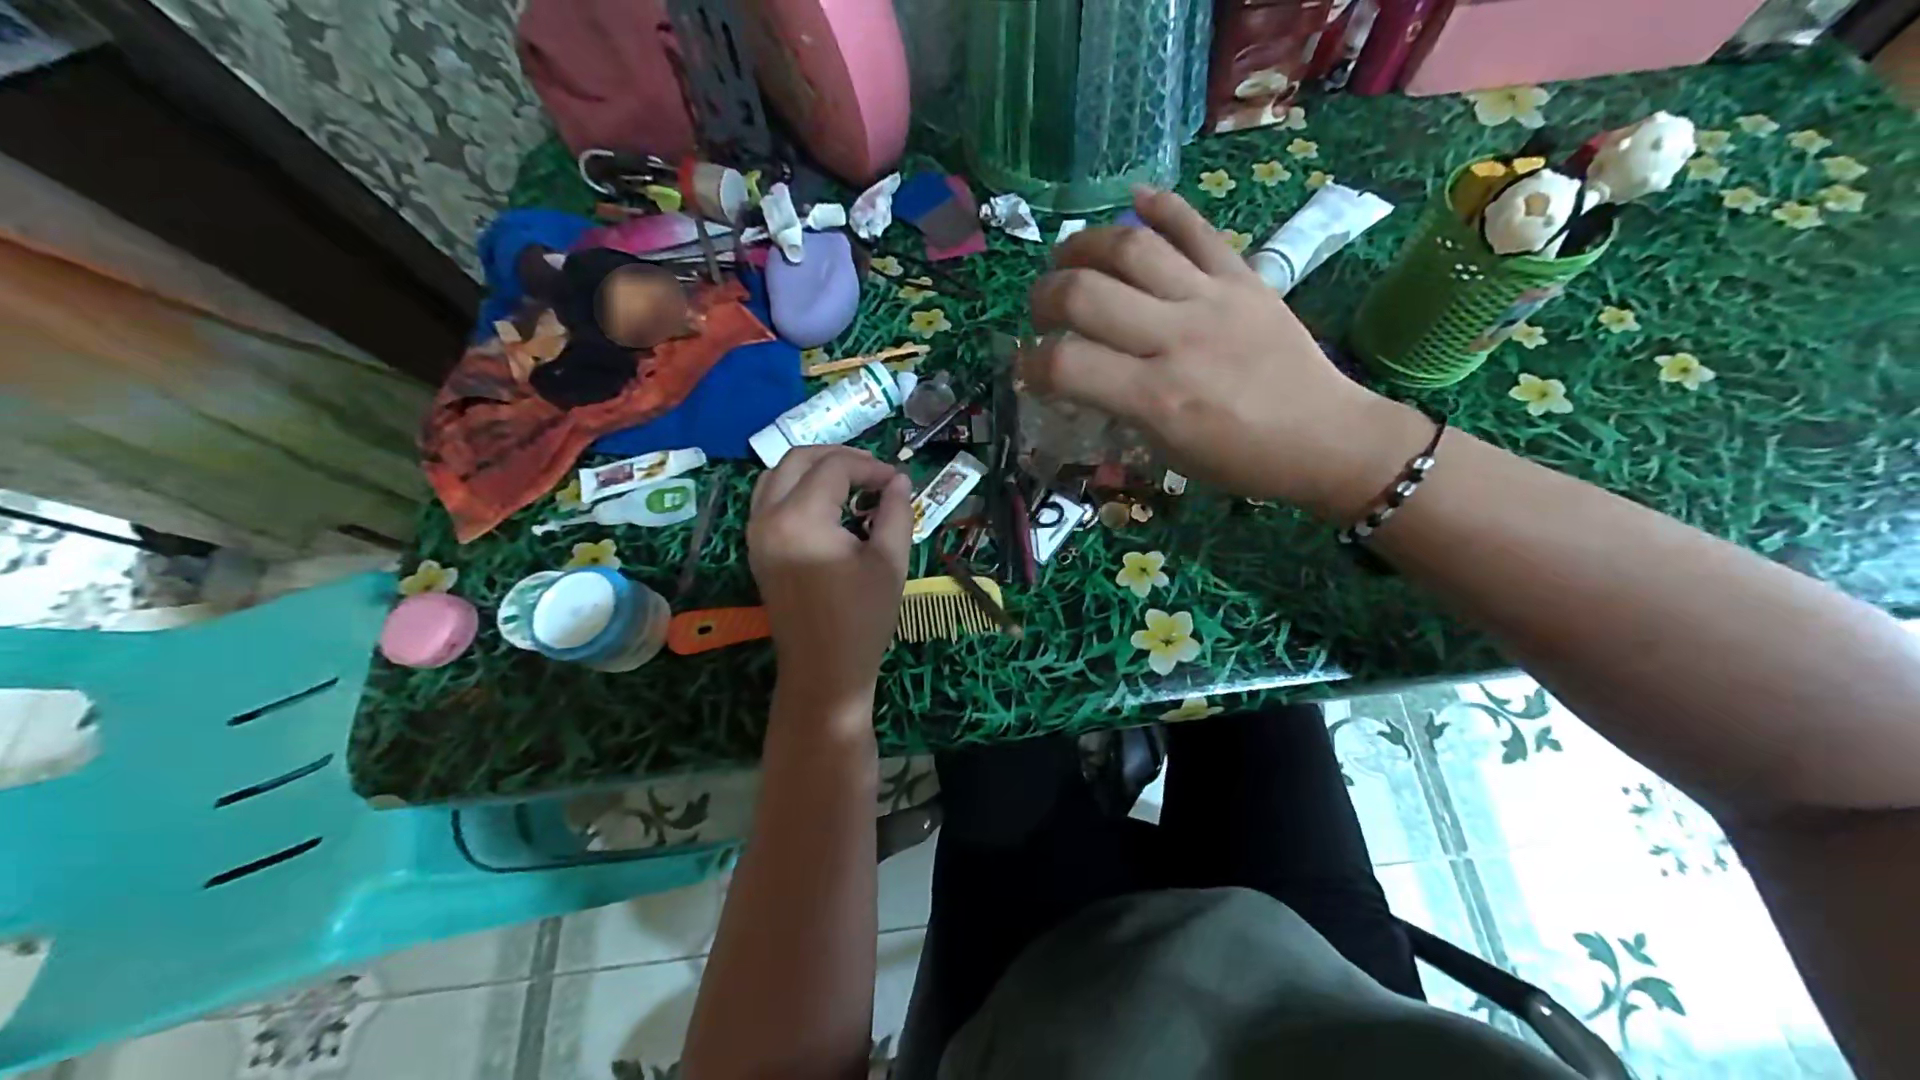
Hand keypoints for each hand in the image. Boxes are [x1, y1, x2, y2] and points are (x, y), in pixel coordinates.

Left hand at [748, 446, 912, 722]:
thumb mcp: (889, 562)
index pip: (834, 469)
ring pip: (777, 474)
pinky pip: (768, 498)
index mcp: (800, 519)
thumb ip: (896, 512)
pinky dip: (796, 487)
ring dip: (814, 468)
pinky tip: (827, 503)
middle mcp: (768, 518)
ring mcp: (755, 533)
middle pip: (797, 460)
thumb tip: (899, 480)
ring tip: (851, 481)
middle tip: (874, 472)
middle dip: (839, 457)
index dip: (870, 467)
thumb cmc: (862, 620)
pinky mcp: (756, 548)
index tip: (897, 482)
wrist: (824, 671)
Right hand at [1020, 187, 1431, 521]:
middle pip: (1085, 294)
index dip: (1029, 362)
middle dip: (1044, 297)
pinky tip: (1131, 200)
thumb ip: (1116, 410)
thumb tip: (1075, 375)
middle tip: (1042, 309)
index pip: (1065, 365)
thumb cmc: (1240, 461)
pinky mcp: (1244, 276)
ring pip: (1131, 248)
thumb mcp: (1166, 453)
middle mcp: (1177, 339)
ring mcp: (1212, 299)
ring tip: (1067, 257)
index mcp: (1156, 398)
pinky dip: (1160, 206)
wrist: (1325, 437)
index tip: (1026, 364)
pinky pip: (1196, 227)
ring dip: (1083, 245)